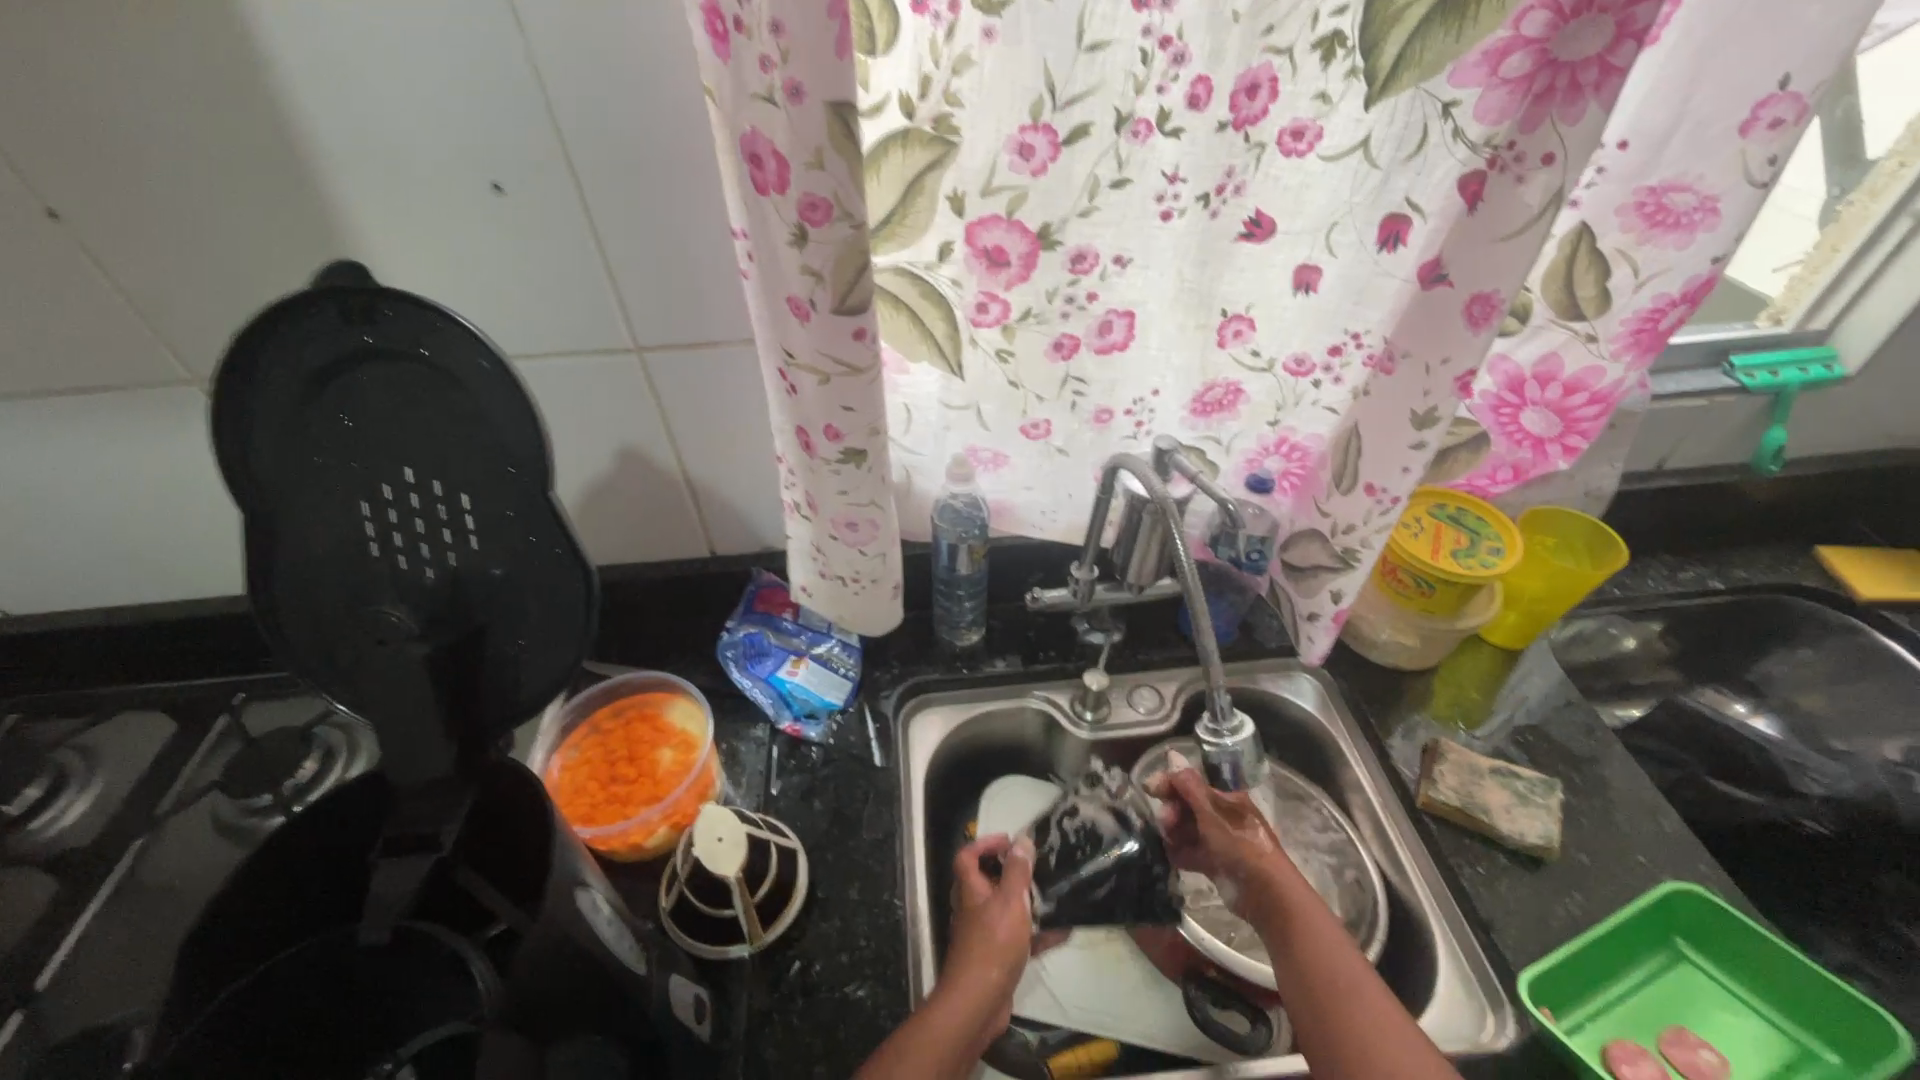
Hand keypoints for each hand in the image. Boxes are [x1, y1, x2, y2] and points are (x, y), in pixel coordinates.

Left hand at [937, 834, 1065, 1050]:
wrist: (979, 1002)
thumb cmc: (993, 944)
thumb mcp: (1009, 901)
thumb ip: (1017, 871)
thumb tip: (1021, 840)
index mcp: (970, 890)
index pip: (967, 856)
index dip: (984, 844)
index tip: (1011, 841)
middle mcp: (972, 909)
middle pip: (987, 881)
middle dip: (1011, 872)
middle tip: (1036, 867)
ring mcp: (984, 934)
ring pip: (1005, 910)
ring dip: (1026, 902)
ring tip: (1052, 894)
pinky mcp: (997, 957)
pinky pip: (1018, 937)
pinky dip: (1037, 934)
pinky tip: (1062, 931)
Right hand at [1145, 753, 1293, 920]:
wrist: (1263, 891)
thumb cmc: (1240, 842)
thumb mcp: (1212, 810)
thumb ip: (1188, 784)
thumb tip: (1171, 755)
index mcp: (1225, 798)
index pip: (1192, 783)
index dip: (1171, 783)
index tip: (1150, 790)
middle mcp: (1221, 816)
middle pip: (1186, 806)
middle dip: (1171, 811)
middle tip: (1165, 822)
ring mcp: (1217, 840)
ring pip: (1185, 830)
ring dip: (1172, 832)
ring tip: (1169, 841)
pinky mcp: (1212, 863)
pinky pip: (1188, 852)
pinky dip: (1178, 853)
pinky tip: (1170, 855)